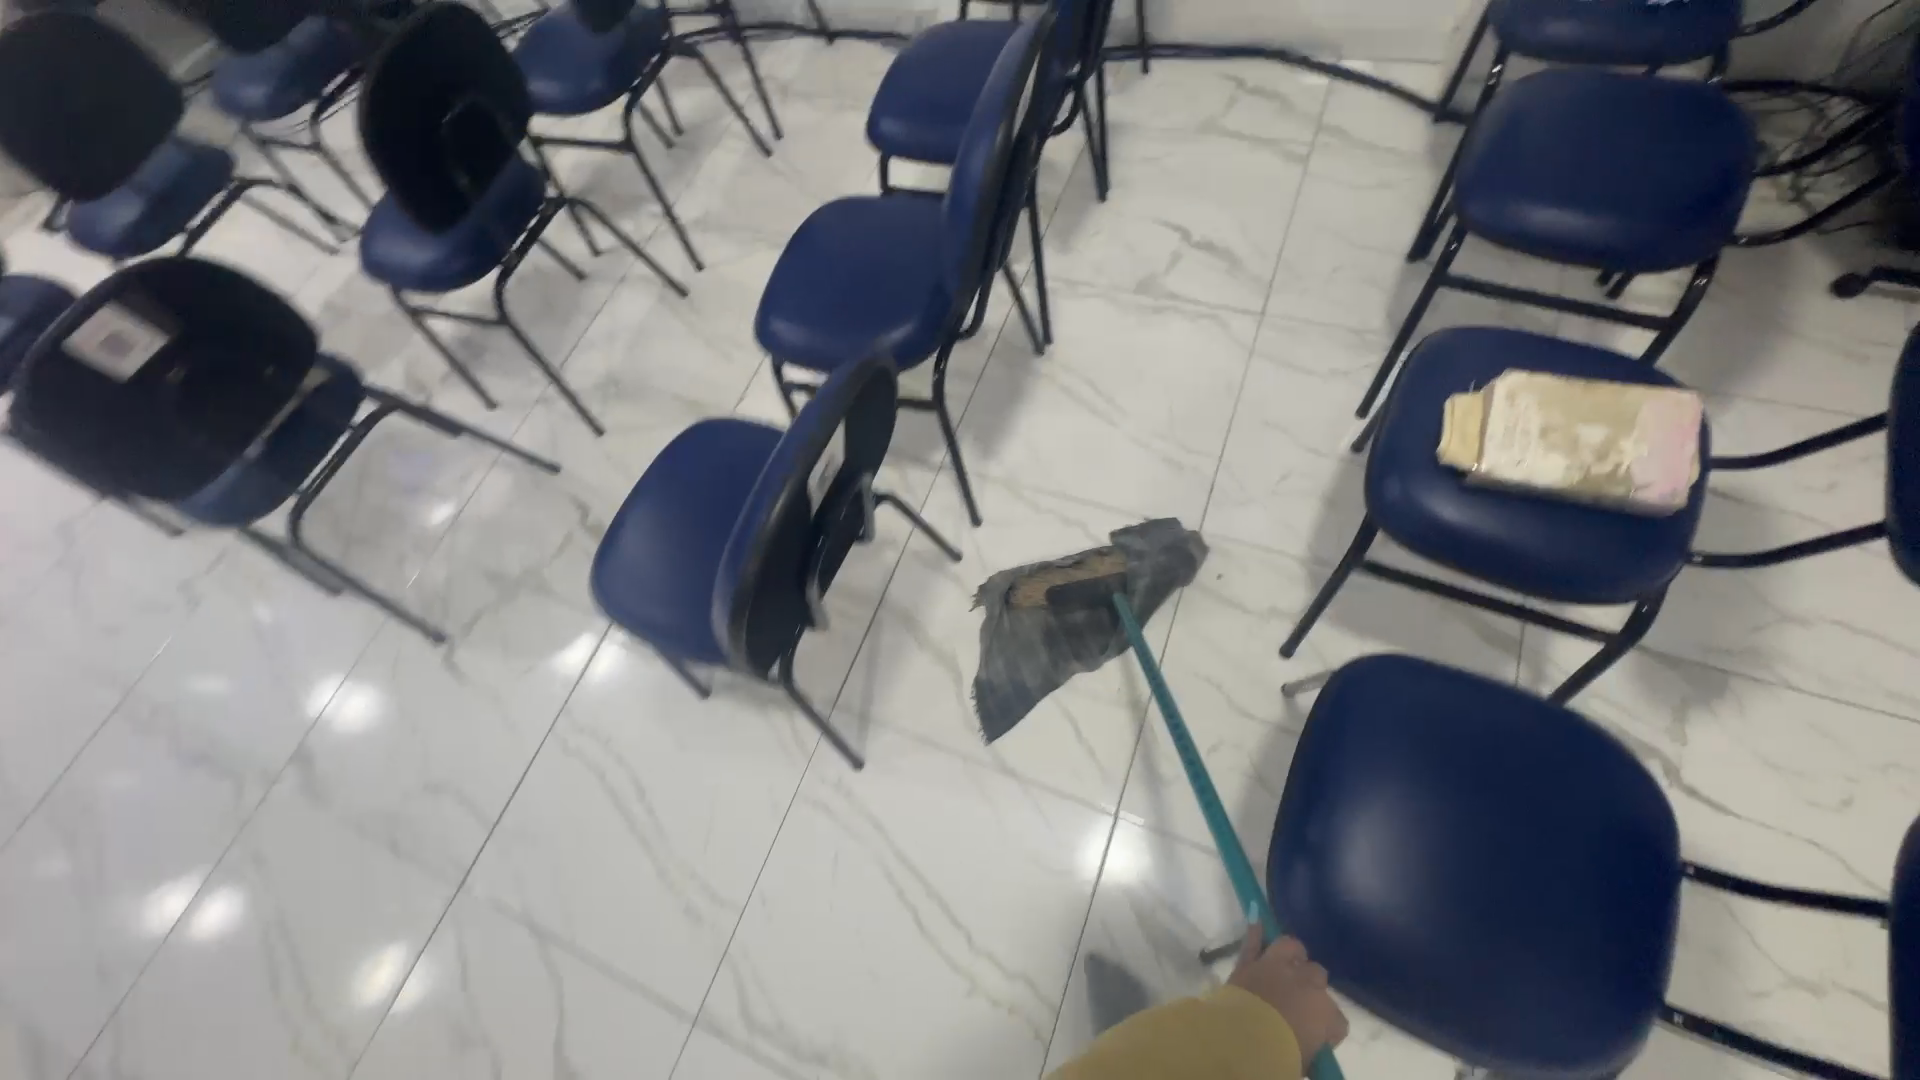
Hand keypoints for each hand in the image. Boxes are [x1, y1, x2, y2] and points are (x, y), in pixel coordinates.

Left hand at [1226, 925, 1348, 1061]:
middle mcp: (1305, 983)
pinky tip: (1258, 923)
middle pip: (1318, 975)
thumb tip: (1307, 1047)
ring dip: (1292, 953)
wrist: (1244, 1041)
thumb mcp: (1307, 1063)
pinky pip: (1254, 941)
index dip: (1328, 1031)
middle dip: (1312, 987)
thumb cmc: (1280, 1058)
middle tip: (1300, 1003)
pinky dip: (1256, 933)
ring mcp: (1275, 967)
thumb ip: (1312, 1048)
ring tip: (1288, 962)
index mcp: (1325, 1013)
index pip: (1338, 1021)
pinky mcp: (1248, 963)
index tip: (1317, 1041)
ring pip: (1290, 947)